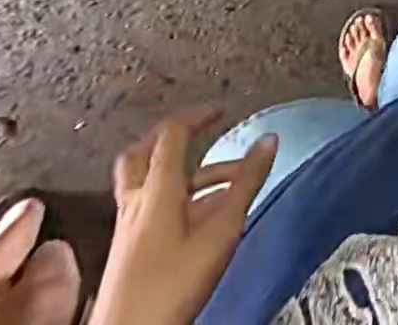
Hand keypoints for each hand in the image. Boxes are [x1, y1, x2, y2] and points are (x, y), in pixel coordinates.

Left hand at [90, 105, 276, 324]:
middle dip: (171, 133)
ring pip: (148, 180)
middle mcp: (136, 203)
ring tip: (221, 174)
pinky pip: (150, 205)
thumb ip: (247, 182)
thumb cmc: (171, 286)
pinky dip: (176, 194)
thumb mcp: (222, 230)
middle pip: (142, 152)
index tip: (220, 110)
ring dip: (182, 168)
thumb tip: (269, 140)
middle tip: (199, 126)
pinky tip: (202, 211)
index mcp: (157, 190)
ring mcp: (128, 227)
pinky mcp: (129, 249)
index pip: (171, 133)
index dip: (197, 115)